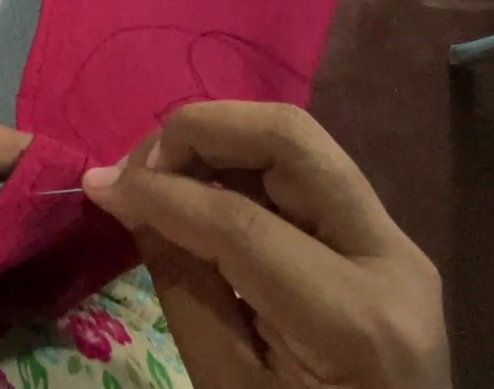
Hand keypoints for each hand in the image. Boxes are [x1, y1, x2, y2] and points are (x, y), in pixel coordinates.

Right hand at [81, 102, 447, 388]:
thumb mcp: (227, 387)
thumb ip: (178, 278)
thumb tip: (119, 190)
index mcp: (356, 321)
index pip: (239, 221)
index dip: (159, 192)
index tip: (100, 182)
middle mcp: (390, 256)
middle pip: (288, 138)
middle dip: (200, 131)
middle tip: (142, 166)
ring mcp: (393, 239)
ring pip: (295, 138)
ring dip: (217, 137)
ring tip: (161, 173)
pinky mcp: (379, 233)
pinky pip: (300, 167)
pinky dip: (238, 159)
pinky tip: (198, 186)